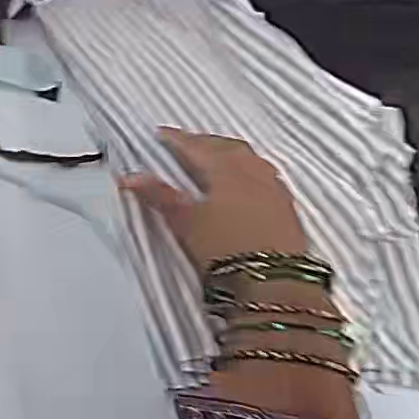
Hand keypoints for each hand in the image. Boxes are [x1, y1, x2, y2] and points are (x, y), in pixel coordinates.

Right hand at [120, 128, 309, 272]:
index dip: (177, 140)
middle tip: (186, 144)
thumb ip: (158, 195)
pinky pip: (265, 177)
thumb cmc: (227, 248)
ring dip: (229, 155)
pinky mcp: (287, 209)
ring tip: (213, 161)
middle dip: (205, 143)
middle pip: (227, 147)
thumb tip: (131, 178)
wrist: (273, 284)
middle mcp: (254, 173)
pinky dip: (248, 172)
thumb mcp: (184, 221)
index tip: (162, 135)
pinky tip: (242, 184)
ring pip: (249, 160)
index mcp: (227, 169)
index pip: (196, 146)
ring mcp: (275, 190)